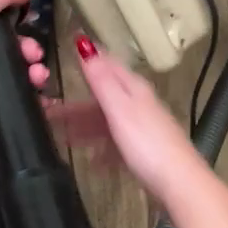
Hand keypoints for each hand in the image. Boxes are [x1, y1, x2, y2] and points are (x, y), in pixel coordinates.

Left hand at [0, 0, 48, 147]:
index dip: (16, 18)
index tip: (33, 24)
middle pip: (6, 45)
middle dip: (28, 50)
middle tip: (36, 60)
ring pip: (8, 72)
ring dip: (30, 73)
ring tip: (39, 80)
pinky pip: (4, 98)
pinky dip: (24, 98)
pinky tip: (40, 101)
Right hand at [49, 35, 209, 199]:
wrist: (179, 183)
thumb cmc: (147, 144)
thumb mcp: (120, 108)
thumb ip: (101, 79)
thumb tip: (85, 43)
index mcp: (134, 89)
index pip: (108, 64)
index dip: (89, 57)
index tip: (69, 48)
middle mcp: (139, 104)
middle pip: (104, 97)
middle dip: (77, 103)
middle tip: (47, 110)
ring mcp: (143, 129)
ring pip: (108, 122)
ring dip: (84, 127)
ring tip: (61, 137)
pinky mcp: (145, 152)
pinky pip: (117, 146)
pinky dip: (102, 150)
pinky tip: (91, 163)